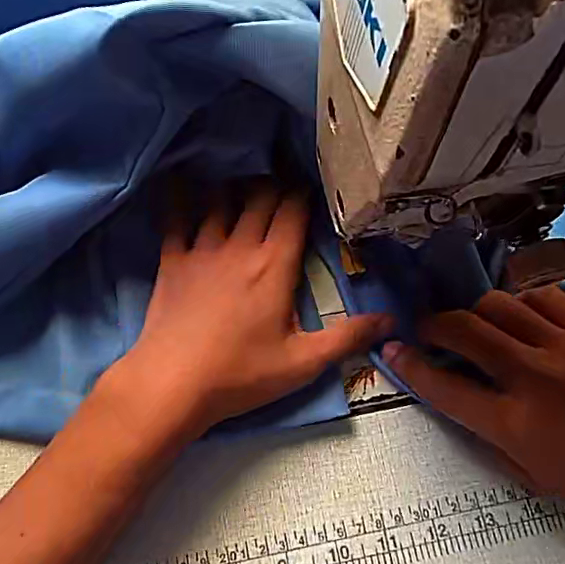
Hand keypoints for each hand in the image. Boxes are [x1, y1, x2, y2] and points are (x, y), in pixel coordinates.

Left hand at [103, 181, 391, 439]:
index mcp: (274, 265)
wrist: (172, 384)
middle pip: (260, 197)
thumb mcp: (302, 363)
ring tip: (244, 179)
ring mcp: (202, 248)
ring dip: (236, 186)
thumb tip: (392, 321)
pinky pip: (176, 216)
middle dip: (275, 183)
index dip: (303, 191)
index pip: (293, 210)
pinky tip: (183, 179)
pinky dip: (181, 195)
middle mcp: (240, 246)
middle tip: (284, 179)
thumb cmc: (240, 375)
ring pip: (221, 200)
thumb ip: (348, 338)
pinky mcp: (172, 259)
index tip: (311, 184)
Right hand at [383, 286, 564, 541]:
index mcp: (517, 427)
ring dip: (475, 310)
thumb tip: (458, 401)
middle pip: (464, 329)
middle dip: (432, 323)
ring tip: (474, 322)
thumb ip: (489, 439)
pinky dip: (520, 301)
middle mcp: (535, 379)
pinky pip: (543, 297)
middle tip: (426, 327)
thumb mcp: (536, 479)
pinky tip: (518, 314)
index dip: (410, 365)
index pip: (445, 387)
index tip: (393, 349)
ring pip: (500, 304)